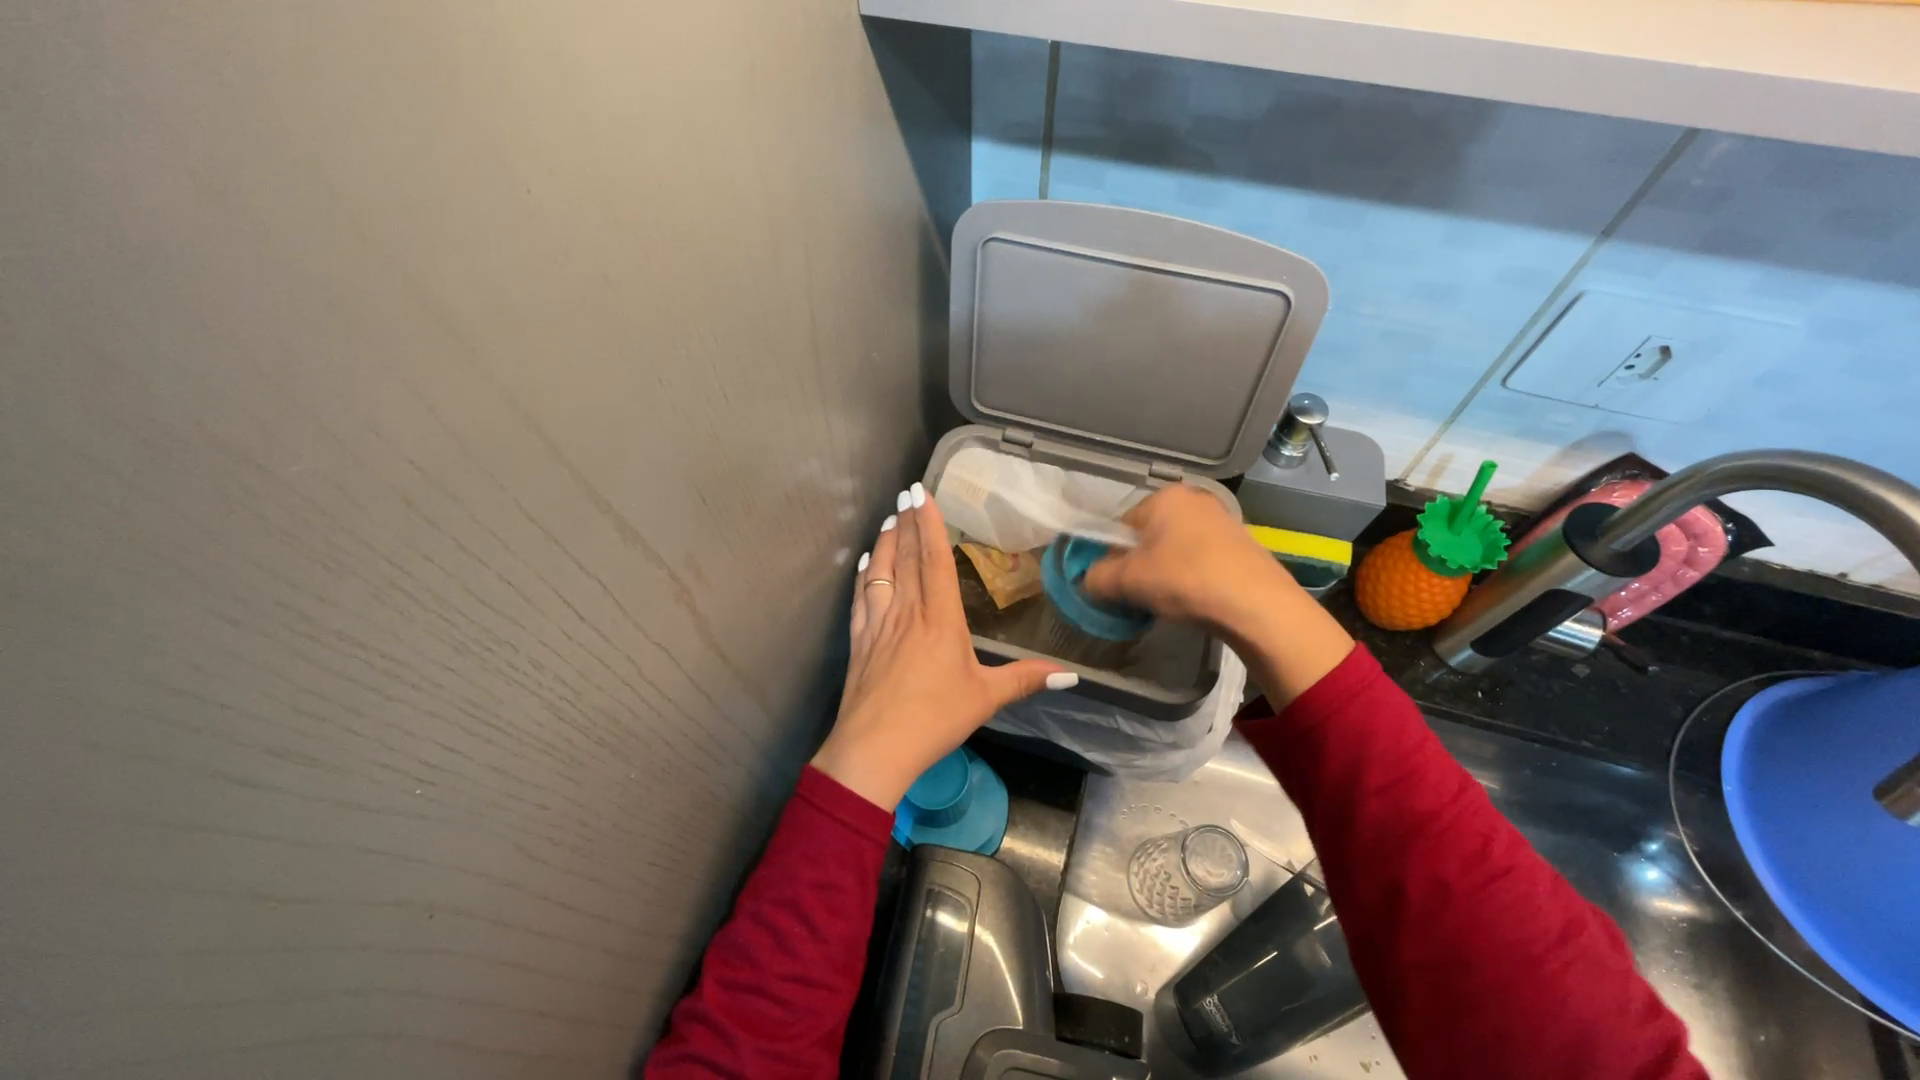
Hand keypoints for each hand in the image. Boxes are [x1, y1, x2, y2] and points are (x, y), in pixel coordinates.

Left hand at [812, 483, 1075, 809]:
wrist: (875, 747)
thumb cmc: (935, 719)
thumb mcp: (987, 698)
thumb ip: (1026, 679)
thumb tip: (1071, 676)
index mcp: (941, 618)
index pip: (935, 559)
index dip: (930, 524)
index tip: (921, 493)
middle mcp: (907, 612)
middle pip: (907, 558)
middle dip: (908, 523)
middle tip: (905, 494)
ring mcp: (878, 624)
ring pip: (880, 571)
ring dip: (885, 543)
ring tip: (889, 520)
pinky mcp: (859, 641)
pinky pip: (861, 597)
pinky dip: (864, 575)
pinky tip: (865, 564)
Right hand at [1083, 485, 1353, 706]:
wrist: (1257, 605)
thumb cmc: (1185, 580)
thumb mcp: (1128, 581)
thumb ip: (1097, 577)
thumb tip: (1087, 580)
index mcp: (1164, 496)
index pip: (1120, 524)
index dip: (1110, 555)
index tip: (1113, 583)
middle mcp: (1194, 500)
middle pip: (1149, 535)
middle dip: (1139, 564)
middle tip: (1137, 595)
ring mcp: (1222, 521)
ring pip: (1175, 549)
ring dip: (1164, 573)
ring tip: (1166, 601)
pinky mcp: (1241, 546)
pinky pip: (1200, 559)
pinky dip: (1189, 577)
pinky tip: (1193, 600)